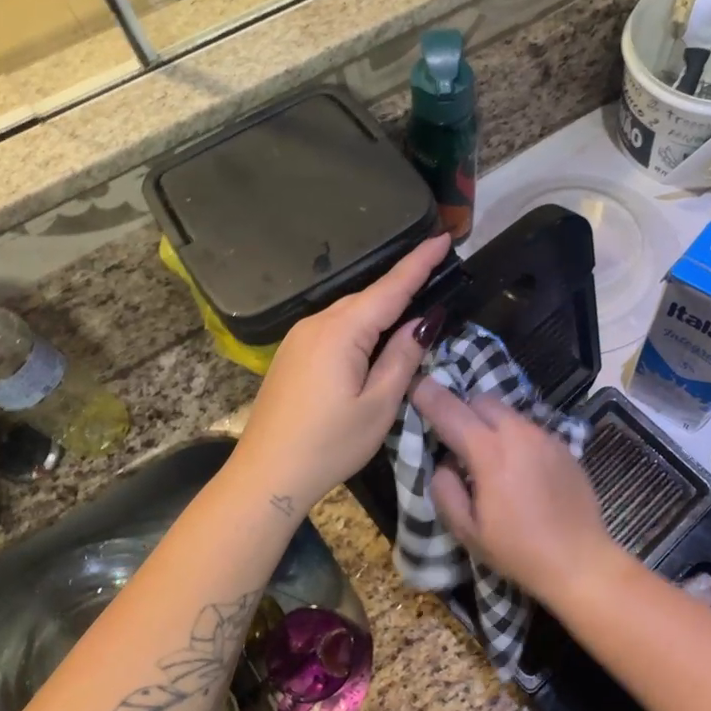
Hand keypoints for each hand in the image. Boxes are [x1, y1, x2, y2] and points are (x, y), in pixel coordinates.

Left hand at [235, 234, 451, 509]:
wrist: (267, 474)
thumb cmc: (329, 444)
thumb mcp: (379, 404)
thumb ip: (403, 357)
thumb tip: (423, 321)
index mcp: (342, 331)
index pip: (391, 288)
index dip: (419, 263)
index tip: (443, 236)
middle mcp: (317, 324)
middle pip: (369, 298)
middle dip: (404, 286)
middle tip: (439, 278)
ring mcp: (300, 338)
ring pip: (351, 313)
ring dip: (383, 310)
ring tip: (415, 310)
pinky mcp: (293, 354)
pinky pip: (335, 328)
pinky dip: (362, 327)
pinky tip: (377, 340)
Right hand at [411, 384, 627, 605]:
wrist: (580, 560)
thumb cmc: (518, 550)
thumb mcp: (467, 531)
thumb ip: (445, 490)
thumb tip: (445, 463)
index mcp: (490, 452)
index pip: (450, 410)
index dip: (427, 394)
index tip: (415, 385)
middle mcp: (519, 433)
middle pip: (481, 400)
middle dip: (463, 410)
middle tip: (454, 439)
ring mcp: (546, 437)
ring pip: (509, 414)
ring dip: (491, 425)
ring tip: (489, 459)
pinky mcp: (564, 447)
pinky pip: (530, 430)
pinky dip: (516, 439)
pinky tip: (520, 471)